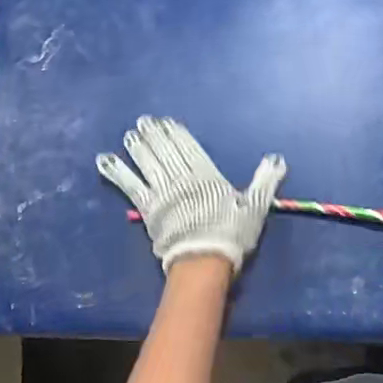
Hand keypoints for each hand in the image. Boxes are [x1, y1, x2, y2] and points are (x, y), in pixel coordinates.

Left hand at [97, 116, 285, 271]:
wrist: (204, 261)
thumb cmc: (231, 235)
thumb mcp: (255, 206)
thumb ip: (264, 180)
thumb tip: (277, 158)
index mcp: (207, 176)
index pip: (188, 147)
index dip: (176, 133)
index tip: (166, 122)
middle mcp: (181, 179)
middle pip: (165, 151)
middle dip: (154, 135)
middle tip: (143, 121)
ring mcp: (162, 193)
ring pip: (147, 163)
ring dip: (137, 147)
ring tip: (130, 134)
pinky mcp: (147, 208)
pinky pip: (129, 185)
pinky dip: (117, 171)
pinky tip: (105, 160)